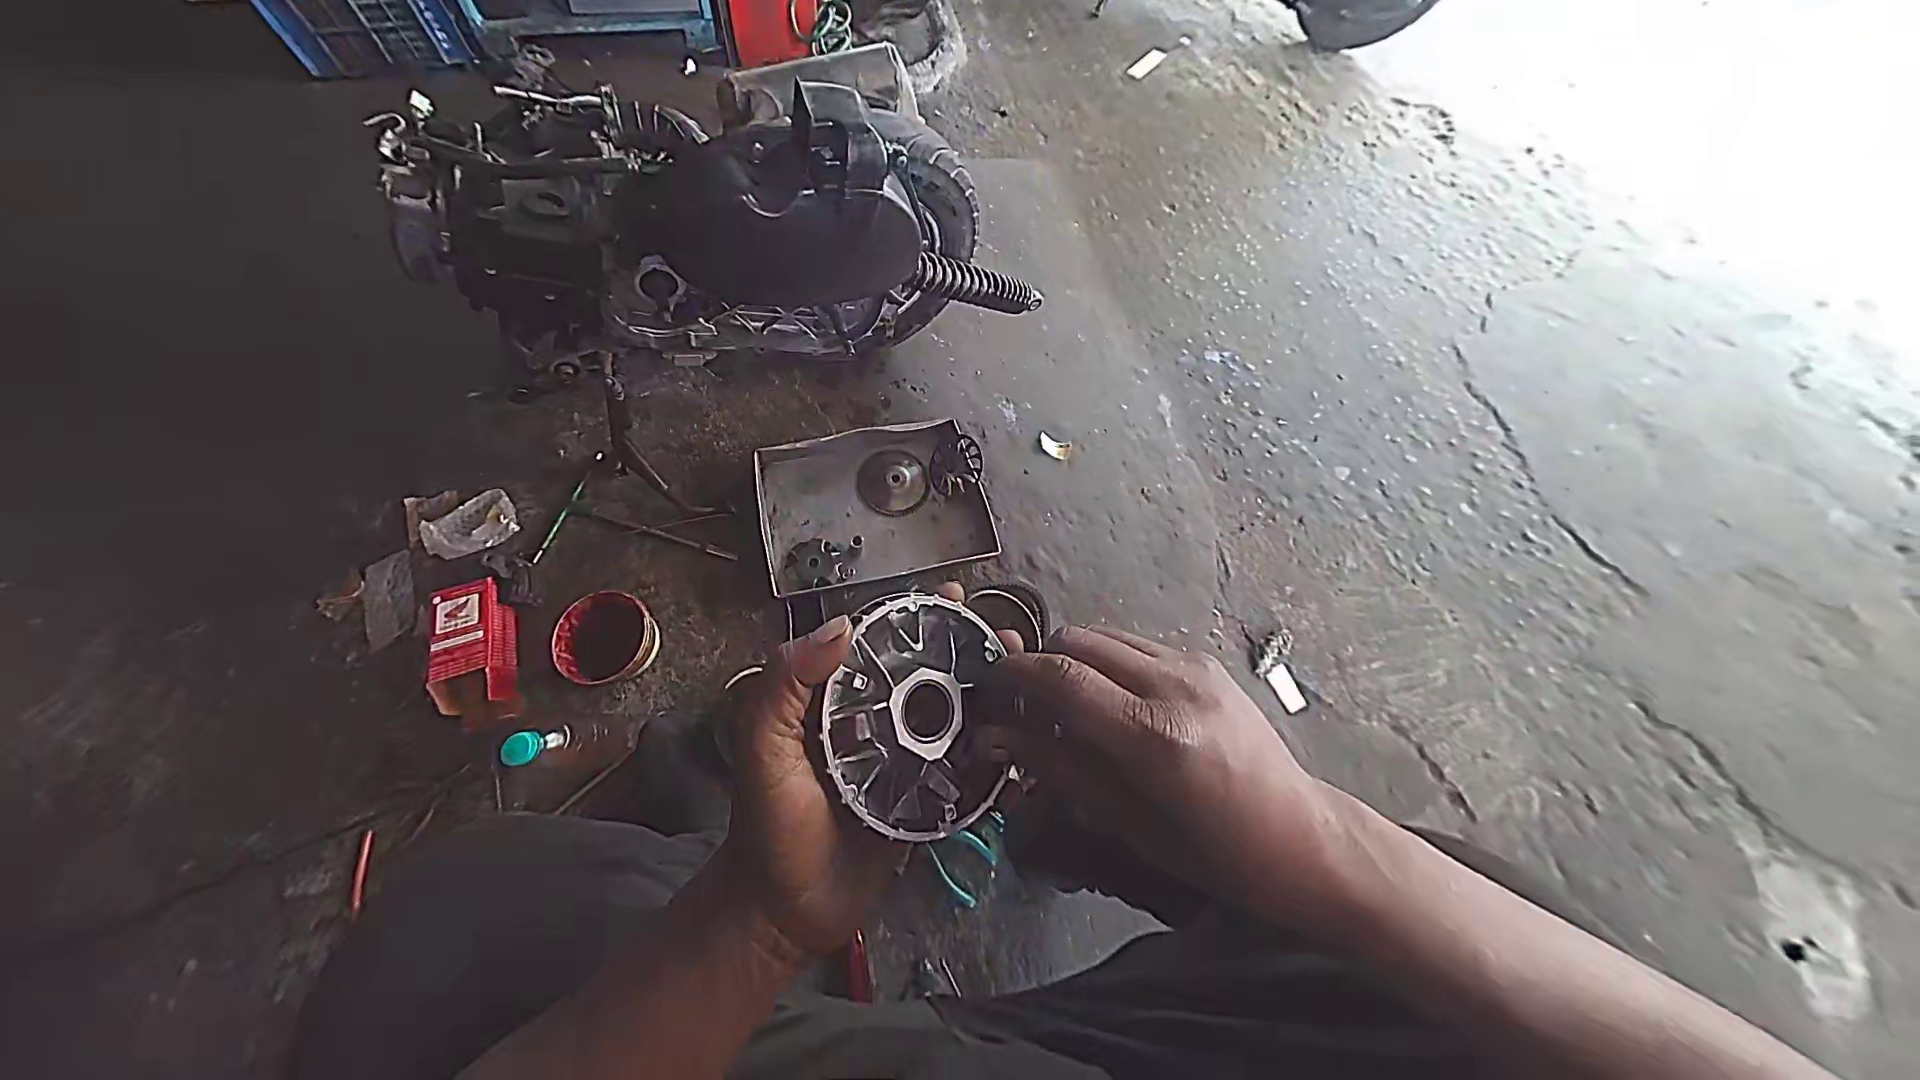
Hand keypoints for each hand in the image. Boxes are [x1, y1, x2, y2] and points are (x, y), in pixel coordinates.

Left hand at [715, 583, 1010, 955]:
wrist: (789, 910)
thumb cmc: (772, 823)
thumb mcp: (764, 746)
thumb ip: (784, 684)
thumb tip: (842, 625)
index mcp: (840, 697)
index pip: (882, 643)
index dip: (917, 616)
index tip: (954, 598)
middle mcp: (880, 719)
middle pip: (930, 673)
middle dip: (967, 647)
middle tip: (1004, 636)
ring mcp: (910, 757)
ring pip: (955, 713)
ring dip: (988, 691)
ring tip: (1019, 673)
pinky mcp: (932, 795)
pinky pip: (966, 764)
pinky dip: (993, 746)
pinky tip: (1021, 733)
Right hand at [981, 627, 1347, 920]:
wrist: (1302, 836)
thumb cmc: (1212, 851)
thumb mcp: (1124, 820)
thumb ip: (1056, 765)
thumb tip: (995, 736)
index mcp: (1154, 735)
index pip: (1062, 677)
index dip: (1015, 674)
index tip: (991, 686)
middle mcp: (1173, 683)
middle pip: (1077, 639)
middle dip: (1040, 664)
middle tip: (1029, 707)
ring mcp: (1193, 665)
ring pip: (1102, 634)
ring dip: (1072, 660)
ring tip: (1069, 706)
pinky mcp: (1203, 661)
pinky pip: (1133, 644)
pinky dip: (1105, 662)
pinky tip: (1112, 702)